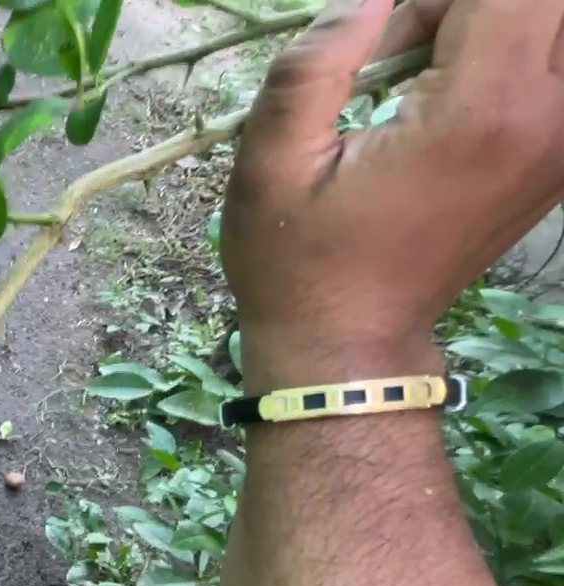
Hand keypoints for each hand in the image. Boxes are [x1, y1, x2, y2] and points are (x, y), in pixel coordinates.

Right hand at [222, 0, 563, 389]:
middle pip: (543, 5)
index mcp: (480, 111)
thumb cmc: (293, 261)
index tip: (373, 50)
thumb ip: (309, 74)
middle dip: (469, 11)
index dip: (430, 0)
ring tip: (422, 86)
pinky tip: (444, 113)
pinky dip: (508, 67)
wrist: (344, 336)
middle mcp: (556, 110)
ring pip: (554, 34)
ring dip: (492, 36)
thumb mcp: (267, 173)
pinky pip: (555, 73)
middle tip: (397, 61)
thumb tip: (360, 2)